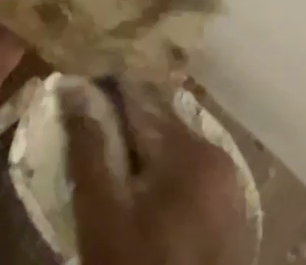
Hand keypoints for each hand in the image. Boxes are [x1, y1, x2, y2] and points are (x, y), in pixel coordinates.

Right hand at [65, 82, 254, 264]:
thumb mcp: (100, 209)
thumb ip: (87, 145)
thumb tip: (72, 89)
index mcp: (193, 152)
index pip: (139, 98)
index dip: (103, 93)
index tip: (75, 90)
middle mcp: (221, 160)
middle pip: (159, 122)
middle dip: (121, 124)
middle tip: (86, 133)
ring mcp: (232, 191)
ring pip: (173, 149)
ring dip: (140, 151)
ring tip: (106, 162)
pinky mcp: (231, 217)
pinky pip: (189, 176)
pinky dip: (161, 175)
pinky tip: (136, 193)